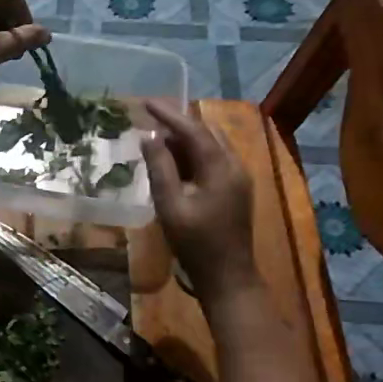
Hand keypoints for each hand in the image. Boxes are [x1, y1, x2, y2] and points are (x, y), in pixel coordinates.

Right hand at [141, 100, 257, 294]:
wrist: (228, 279)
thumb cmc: (196, 244)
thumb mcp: (171, 206)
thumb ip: (160, 169)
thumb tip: (149, 137)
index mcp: (222, 168)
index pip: (193, 130)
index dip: (168, 114)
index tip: (145, 102)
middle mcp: (235, 166)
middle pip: (205, 134)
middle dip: (177, 125)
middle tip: (148, 121)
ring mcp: (238, 179)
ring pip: (210, 147)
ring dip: (183, 141)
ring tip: (155, 142)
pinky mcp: (234, 191)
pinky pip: (213, 162)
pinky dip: (192, 156)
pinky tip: (172, 165)